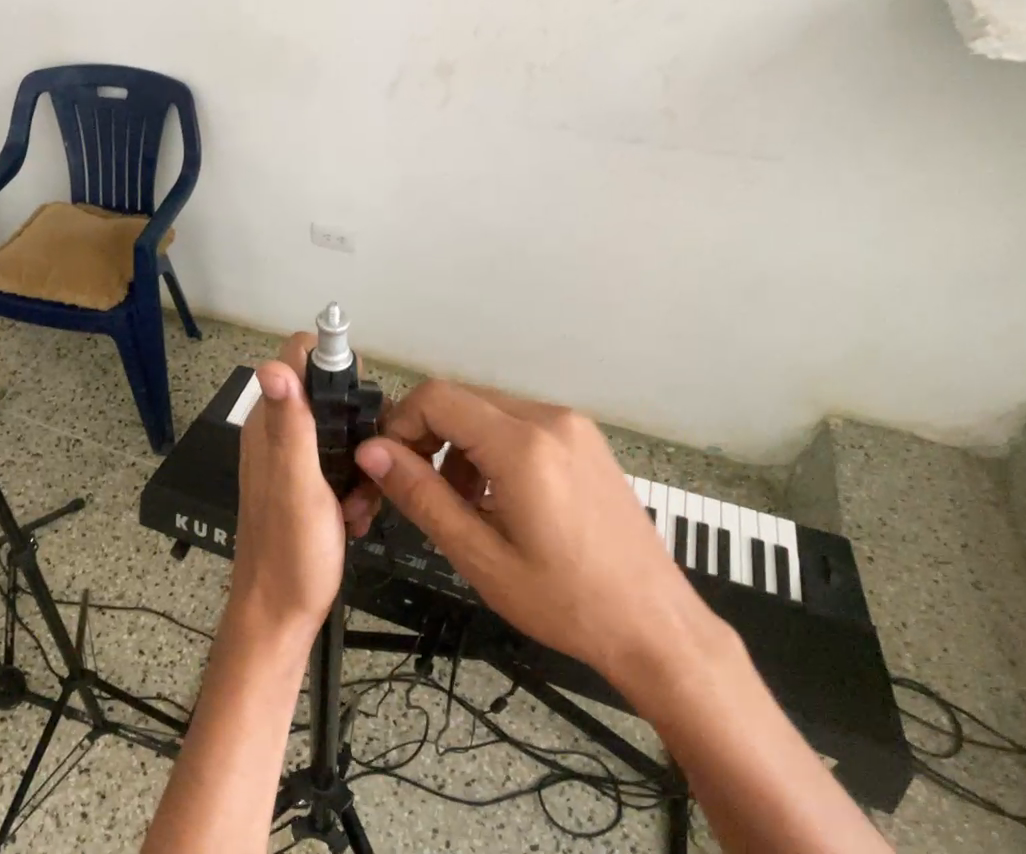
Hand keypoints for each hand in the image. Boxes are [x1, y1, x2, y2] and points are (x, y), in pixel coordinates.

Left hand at [230, 335, 375, 639]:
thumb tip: (273, 364)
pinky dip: (355, 486)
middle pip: (328, 394)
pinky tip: (355, 516)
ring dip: (361, 461)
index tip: (362, 403)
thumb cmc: (291, 552)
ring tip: (360, 499)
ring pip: (341, 432)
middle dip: (357, 422)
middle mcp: (277, 433)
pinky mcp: (306, 486)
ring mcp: (292, 460)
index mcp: (269, 422)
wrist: (280, 615)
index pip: (299, 357)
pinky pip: (341, 465)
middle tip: (368, 463)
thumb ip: (290, 424)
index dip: (335, 364)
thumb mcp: (296, 484)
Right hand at [353, 381, 715, 685]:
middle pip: (459, 400)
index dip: (398, 426)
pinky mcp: (586, 441)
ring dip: (456, 446)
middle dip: (424, 437)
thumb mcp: (480, 556)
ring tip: (457, 505)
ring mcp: (574, 427)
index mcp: (523, 446)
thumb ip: (421, 495)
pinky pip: (519, 426)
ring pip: (487, 411)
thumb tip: (369, 452)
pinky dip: (490, 449)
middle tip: (413, 491)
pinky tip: (494, 499)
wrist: (655, 626)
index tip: (386, 470)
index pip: (435, 398)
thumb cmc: (566, 603)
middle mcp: (550, 419)